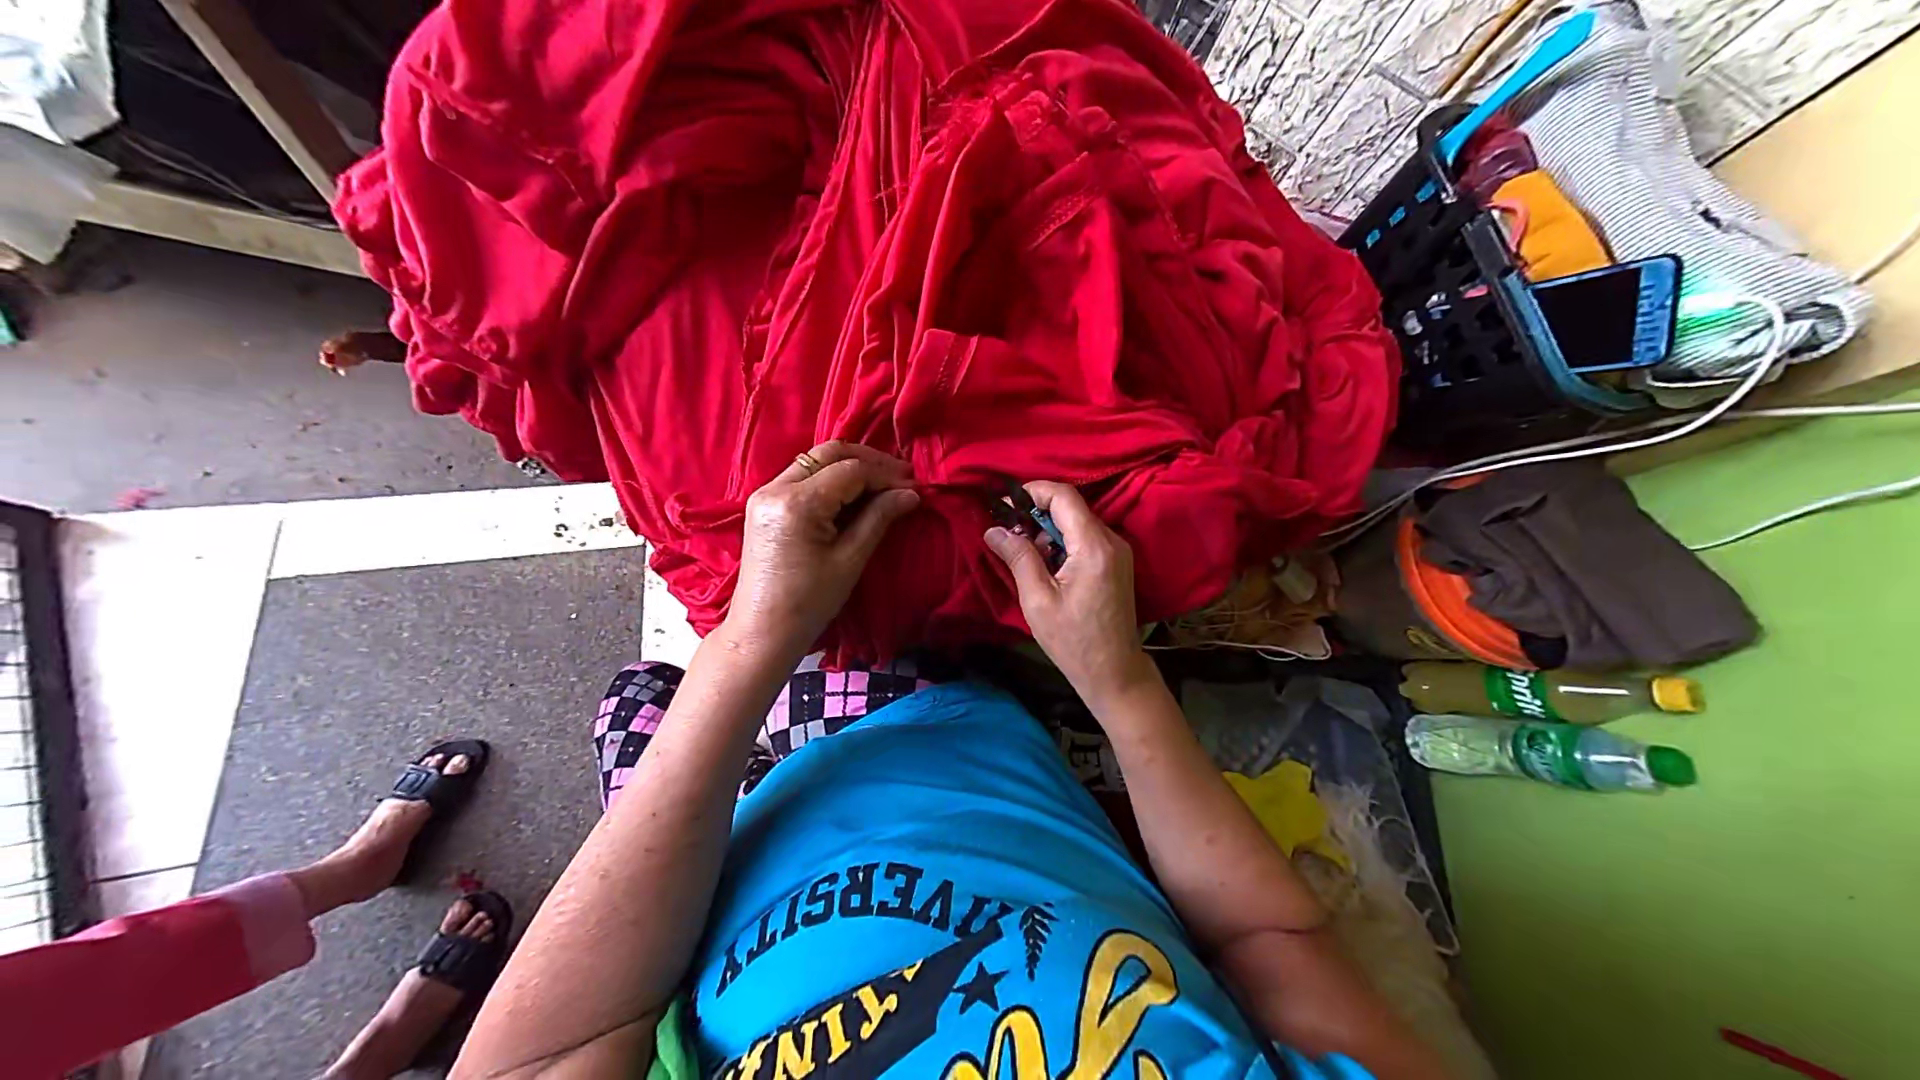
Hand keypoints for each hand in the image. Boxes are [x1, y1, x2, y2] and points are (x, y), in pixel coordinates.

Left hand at [723, 441, 919, 659]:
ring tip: (884, 486)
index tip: (914, 488)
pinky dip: (832, 480)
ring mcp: (765, 494)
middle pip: (829, 453)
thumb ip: (879, 518)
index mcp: (796, 503)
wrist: (762, 633)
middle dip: (869, 461)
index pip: (850, 471)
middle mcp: (775, 488)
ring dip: (851, 468)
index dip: (886, 475)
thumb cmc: (809, 604)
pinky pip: (804, 477)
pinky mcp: (764, 504)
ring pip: (815, 461)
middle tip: (902, 478)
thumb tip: (911, 494)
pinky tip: (856, 496)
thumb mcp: (850, 560)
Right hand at [984, 482, 1158, 710]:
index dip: (1032, 492)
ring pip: (1076, 522)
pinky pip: (1085, 537)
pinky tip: (1044, 565)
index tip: (1004, 506)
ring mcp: (1118, 550)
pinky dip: (1061, 542)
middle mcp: (1112, 540)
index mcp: (1094, 546)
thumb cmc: (1074, 641)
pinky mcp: (1116, 562)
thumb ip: (1018, 558)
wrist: (1114, 671)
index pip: (1063, 496)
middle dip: (1035, 513)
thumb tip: (993, 529)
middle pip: (1070, 507)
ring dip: (1047, 530)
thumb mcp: (1038, 600)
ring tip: (1023, 554)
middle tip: (1007, 533)